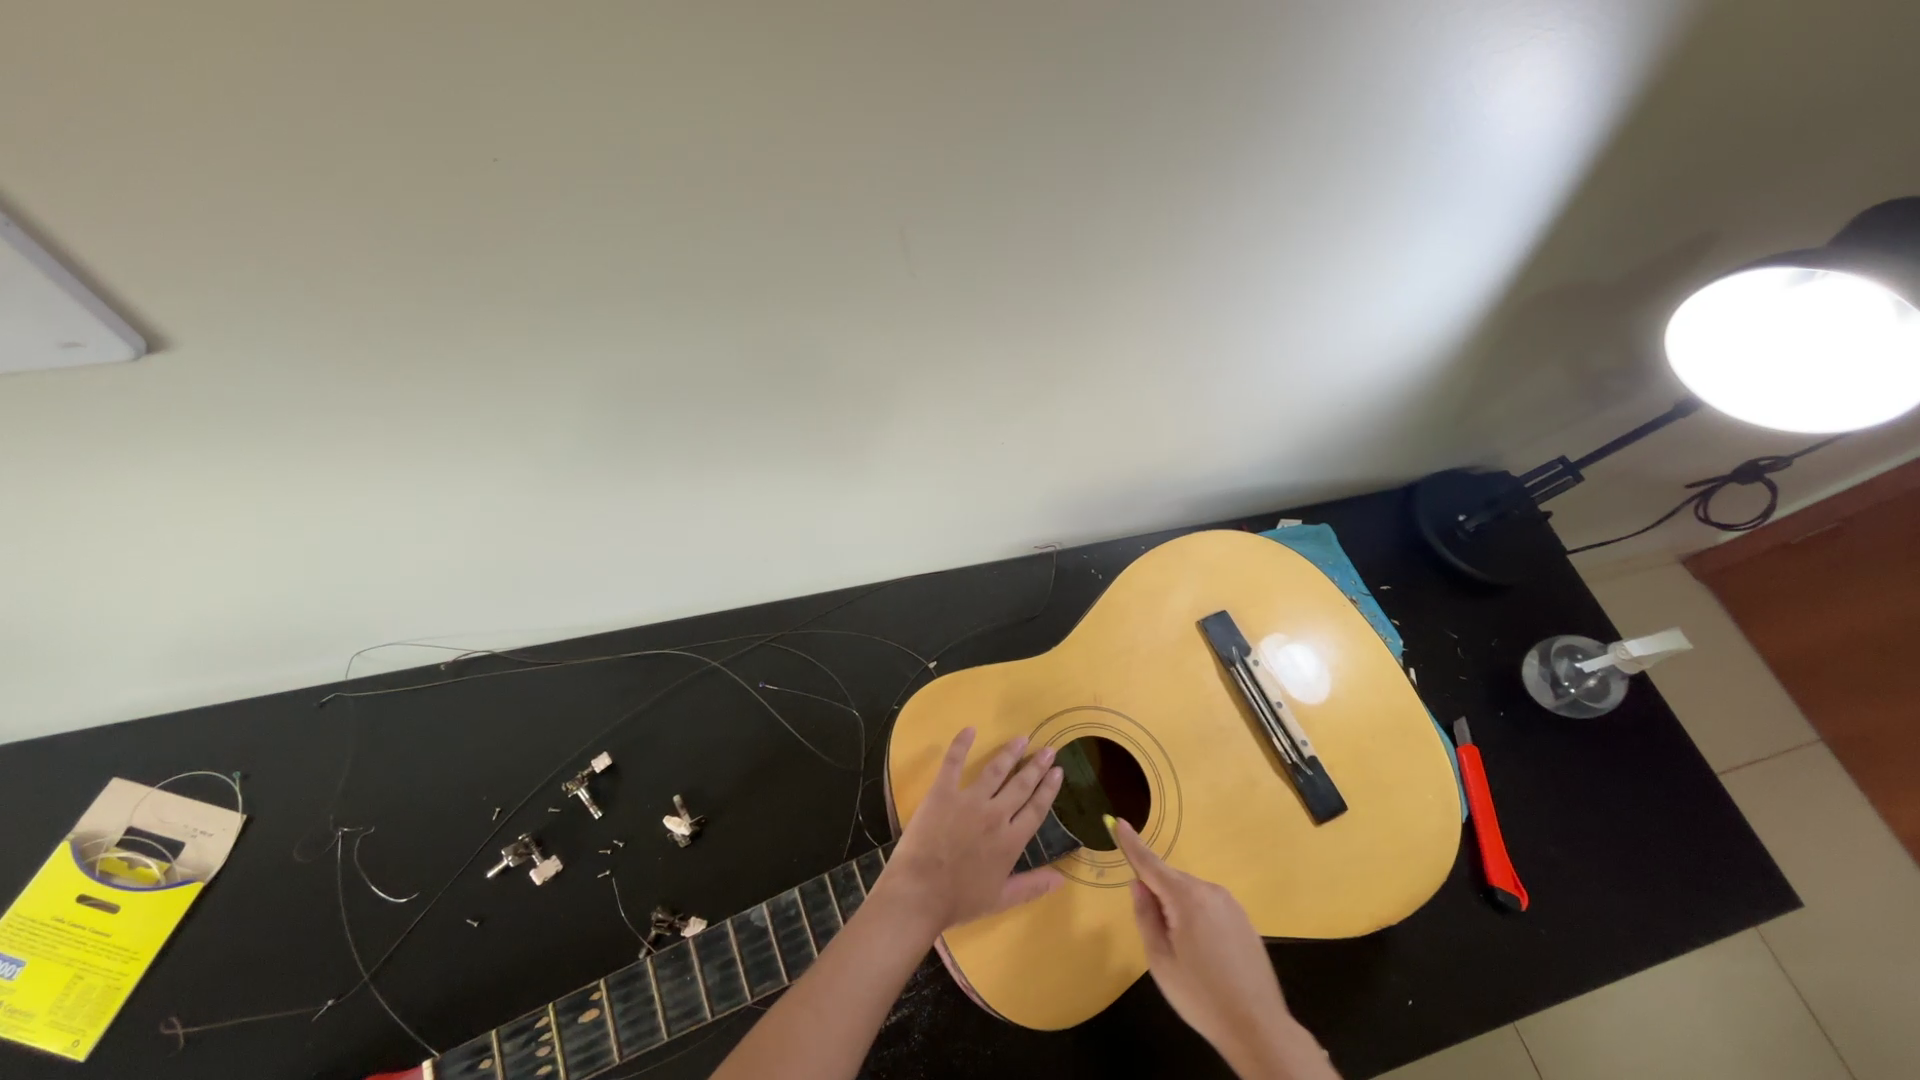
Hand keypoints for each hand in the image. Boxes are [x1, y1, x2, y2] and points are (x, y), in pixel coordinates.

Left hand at [874, 728, 1065, 937]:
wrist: (919, 894)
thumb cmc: (959, 900)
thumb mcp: (1000, 899)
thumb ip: (1032, 886)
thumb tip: (1062, 880)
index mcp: (1011, 841)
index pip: (1036, 809)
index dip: (1048, 789)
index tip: (1058, 772)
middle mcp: (996, 816)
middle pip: (1021, 785)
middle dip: (1037, 766)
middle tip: (1049, 749)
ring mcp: (969, 801)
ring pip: (995, 771)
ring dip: (1010, 753)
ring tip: (1022, 738)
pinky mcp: (942, 794)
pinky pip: (953, 763)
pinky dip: (961, 745)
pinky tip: (969, 729)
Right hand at [1110, 818, 1337, 1079]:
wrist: (1257, 1026)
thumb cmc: (1200, 995)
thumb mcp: (1160, 959)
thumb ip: (1146, 915)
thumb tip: (1139, 884)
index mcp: (1187, 899)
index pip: (1151, 864)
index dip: (1132, 845)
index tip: (1119, 823)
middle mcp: (1211, 892)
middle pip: (1172, 881)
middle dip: (1157, 895)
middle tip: (1157, 937)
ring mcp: (1231, 905)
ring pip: (1191, 895)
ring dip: (1178, 910)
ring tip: (1183, 954)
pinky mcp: (1244, 920)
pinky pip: (1209, 907)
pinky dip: (1196, 918)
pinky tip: (1203, 954)